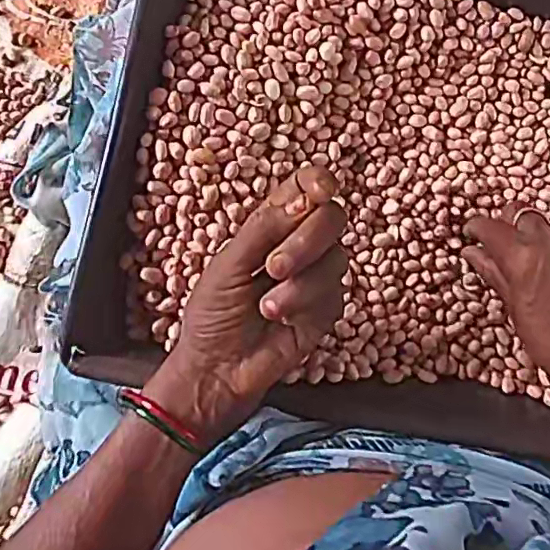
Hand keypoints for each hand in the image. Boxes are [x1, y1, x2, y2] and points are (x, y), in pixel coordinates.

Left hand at [144, 165, 346, 438]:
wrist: (216, 368)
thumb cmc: (212, 312)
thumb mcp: (228, 264)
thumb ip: (264, 229)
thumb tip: (302, 198)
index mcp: (273, 223)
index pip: (304, 187)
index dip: (317, 181)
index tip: (322, 188)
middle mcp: (301, 243)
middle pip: (331, 217)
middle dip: (306, 239)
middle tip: (273, 266)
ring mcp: (317, 275)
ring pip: (336, 257)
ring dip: (300, 282)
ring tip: (266, 307)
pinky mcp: (327, 308)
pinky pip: (333, 295)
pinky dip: (303, 306)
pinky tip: (280, 320)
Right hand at [461, 208, 549, 391]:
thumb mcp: (515, 308)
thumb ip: (494, 272)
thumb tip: (473, 253)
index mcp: (522, 255)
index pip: (489, 225)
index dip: (477, 228)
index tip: (473, 233)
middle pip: (520, 213)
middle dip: (508, 226)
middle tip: (503, 247)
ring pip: (546, 227)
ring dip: (536, 239)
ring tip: (535, 267)